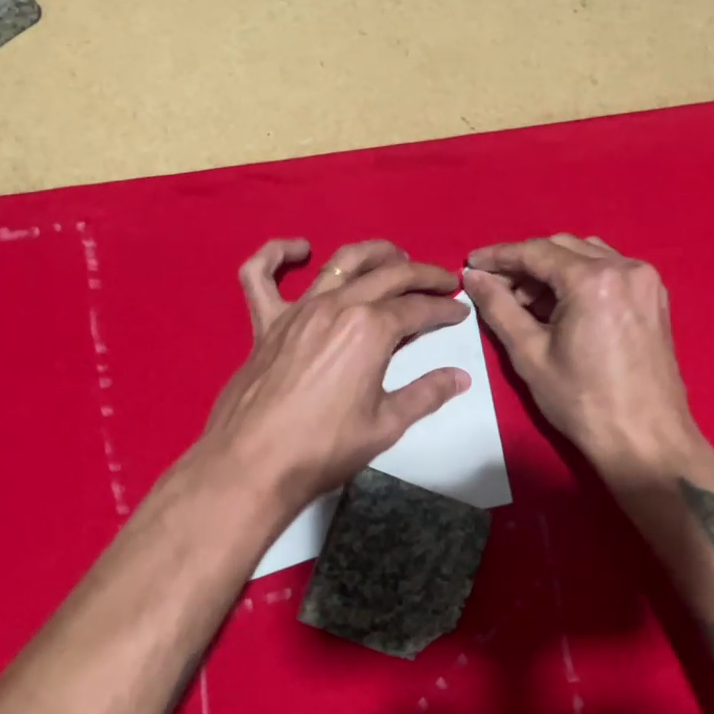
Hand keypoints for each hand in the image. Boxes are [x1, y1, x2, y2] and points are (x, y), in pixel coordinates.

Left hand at [197, 238, 471, 510]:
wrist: (252, 464)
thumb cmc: (324, 448)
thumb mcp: (385, 425)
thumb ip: (426, 395)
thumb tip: (461, 378)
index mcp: (370, 329)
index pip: (418, 309)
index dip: (444, 308)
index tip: (461, 312)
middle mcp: (336, 307)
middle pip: (388, 275)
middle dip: (423, 274)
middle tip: (445, 280)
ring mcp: (297, 310)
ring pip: (339, 262)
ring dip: (373, 253)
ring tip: (395, 256)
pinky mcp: (265, 322)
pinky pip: (260, 275)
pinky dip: (275, 254)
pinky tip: (298, 249)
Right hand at [465, 234, 698, 474]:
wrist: (646, 440)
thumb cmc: (583, 402)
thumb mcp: (530, 355)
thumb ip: (499, 308)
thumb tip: (473, 277)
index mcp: (595, 280)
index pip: (536, 252)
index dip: (498, 256)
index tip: (470, 264)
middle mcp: (625, 267)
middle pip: (562, 247)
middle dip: (525, 264)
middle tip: (494, 289)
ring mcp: (645, 281)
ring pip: (586, 256)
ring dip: (551, 270)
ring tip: (524, 303)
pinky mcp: (654, 297)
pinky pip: (608, 271)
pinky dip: (578, 280)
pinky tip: (558, 308)